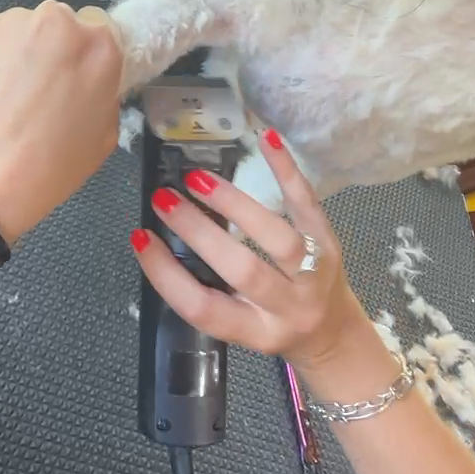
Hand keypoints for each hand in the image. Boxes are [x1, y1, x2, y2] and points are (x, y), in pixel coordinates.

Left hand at [0, 1, 122, 240]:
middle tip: (33, 92)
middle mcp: (57, 22)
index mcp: (99, 47)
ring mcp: (10, 22)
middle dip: (48, 51)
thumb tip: (90, 82)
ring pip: (17, 30)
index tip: (71, 76)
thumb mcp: (102, 139)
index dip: (83, 56)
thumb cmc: (43, 169)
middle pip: (56, 25)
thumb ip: (103, 94)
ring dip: (13, 53)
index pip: (100, 30)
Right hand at [131, 129, 378, 371]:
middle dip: (199, 232)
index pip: (205, 308)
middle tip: (163, 198)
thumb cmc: (270, 324)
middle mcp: (288, 307)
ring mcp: (315, 273)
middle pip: (243, 271)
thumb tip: (159, 238)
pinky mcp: (330, 242)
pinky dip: (286, 169)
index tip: (140, 238)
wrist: (334, 334)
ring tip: (197, 179)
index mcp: (256, 332)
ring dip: (234, 204)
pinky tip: (265, 139)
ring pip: (278, 238)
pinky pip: (307, 204)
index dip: (167, 275)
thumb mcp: (238, 323)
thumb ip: (205, 291)